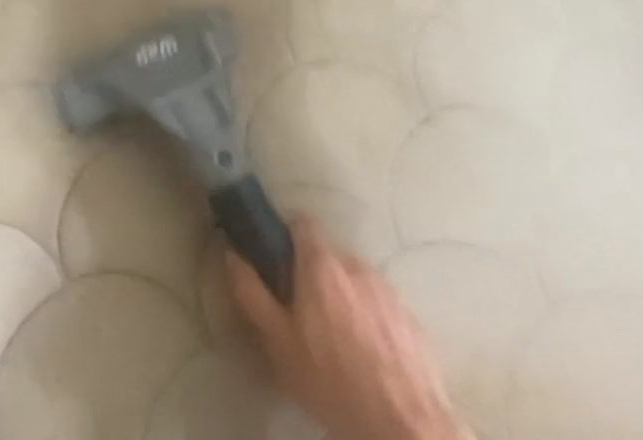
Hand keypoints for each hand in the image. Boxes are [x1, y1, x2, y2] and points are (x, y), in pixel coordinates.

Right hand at [228, 217, 467, 439]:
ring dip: (341, 295)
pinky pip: (380, 303)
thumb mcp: (277, 341)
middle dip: (311, 274)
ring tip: (335, 337)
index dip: (285, 235)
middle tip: (300, 311)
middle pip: (328, 255)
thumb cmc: (329, 380)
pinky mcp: (412, 318)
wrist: (402, 425)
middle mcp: (358, 267)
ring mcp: (390, 291)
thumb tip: (231, 254)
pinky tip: (365, 352)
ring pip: (355, 280)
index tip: (274, 260)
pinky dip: (368, 316)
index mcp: (322, 266)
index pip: (302, 223)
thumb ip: (251, 292)